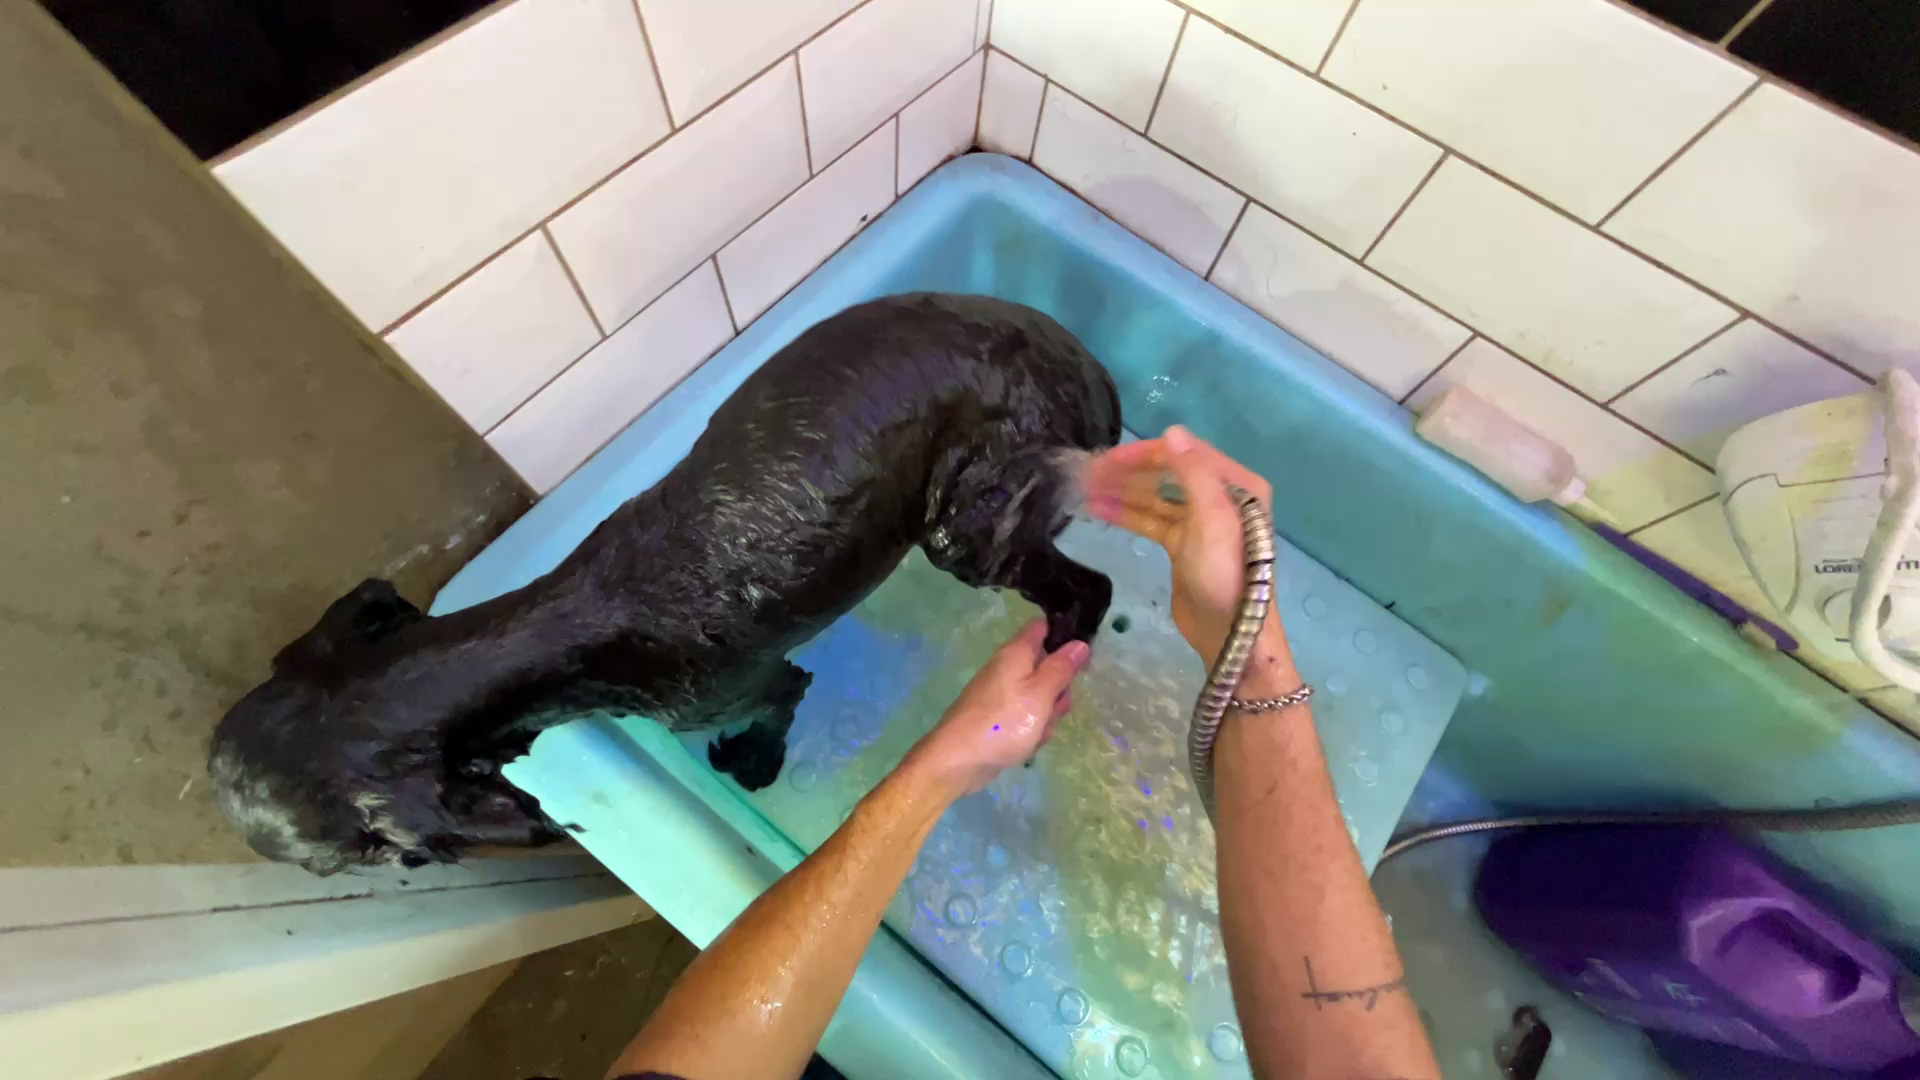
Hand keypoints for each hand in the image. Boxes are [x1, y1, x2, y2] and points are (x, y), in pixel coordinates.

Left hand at [907, 620, 1091, 796]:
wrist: (959, 760)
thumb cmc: (1003, 722)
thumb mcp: (1040, 693)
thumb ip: (1061, 667)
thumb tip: (1080, 643)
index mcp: (1016, 652)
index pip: (1042, 628)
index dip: (1063, 637)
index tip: (1080, 659)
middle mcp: (1008, 667)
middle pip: (1046, 667)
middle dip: (1058, 690)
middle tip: (1053, 707)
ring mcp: (1003, 693)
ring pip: (1040, 696)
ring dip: (1047, 715)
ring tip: (1037, 731)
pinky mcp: (999, 716)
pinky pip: (1027, 716)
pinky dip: (1032, 730)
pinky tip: (1026, 744)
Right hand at [1080, 426, 1276, 665]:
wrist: (1231, 633)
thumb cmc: (1226, 574)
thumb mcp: (1213, 519)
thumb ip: (1193, 473)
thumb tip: (1170, 431)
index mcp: (1235, 484)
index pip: (1183, 454)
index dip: (1143, 455)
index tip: (1105, 460)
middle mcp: (1219, 497)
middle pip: (1167, 473)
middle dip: (1128, 472)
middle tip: (1088, 475)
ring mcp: (1200, 521)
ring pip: (1155, 497)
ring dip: (1122, 492)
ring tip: (1085, 491)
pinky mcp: (1183, 544)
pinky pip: (1152, 520)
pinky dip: (1127, 514)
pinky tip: (1100, 510)